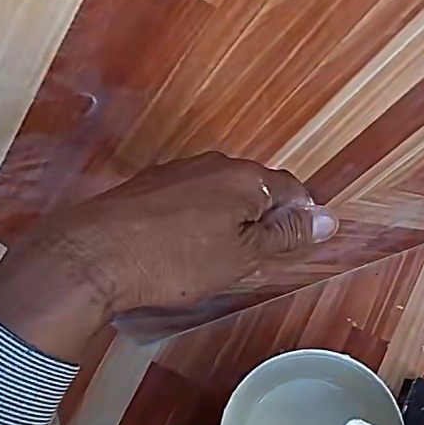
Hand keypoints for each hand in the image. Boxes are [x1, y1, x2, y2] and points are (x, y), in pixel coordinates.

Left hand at [0, 154, 334, 360]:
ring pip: (221, 193)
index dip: (302, 218)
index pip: (292, 189)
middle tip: (260, 259)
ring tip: (222, 258)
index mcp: (244, 177)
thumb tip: (329, 218)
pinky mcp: (149, 187)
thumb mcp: (242, 255)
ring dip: (232, 220)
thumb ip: (285, 235)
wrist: (94, 256)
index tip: (299, 245)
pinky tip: (186, 249)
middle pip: (256, 188)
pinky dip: (200, 221)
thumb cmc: (176, 260)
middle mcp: (213, 164)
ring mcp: (177, 172)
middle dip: (265, 219)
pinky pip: (190, 200)